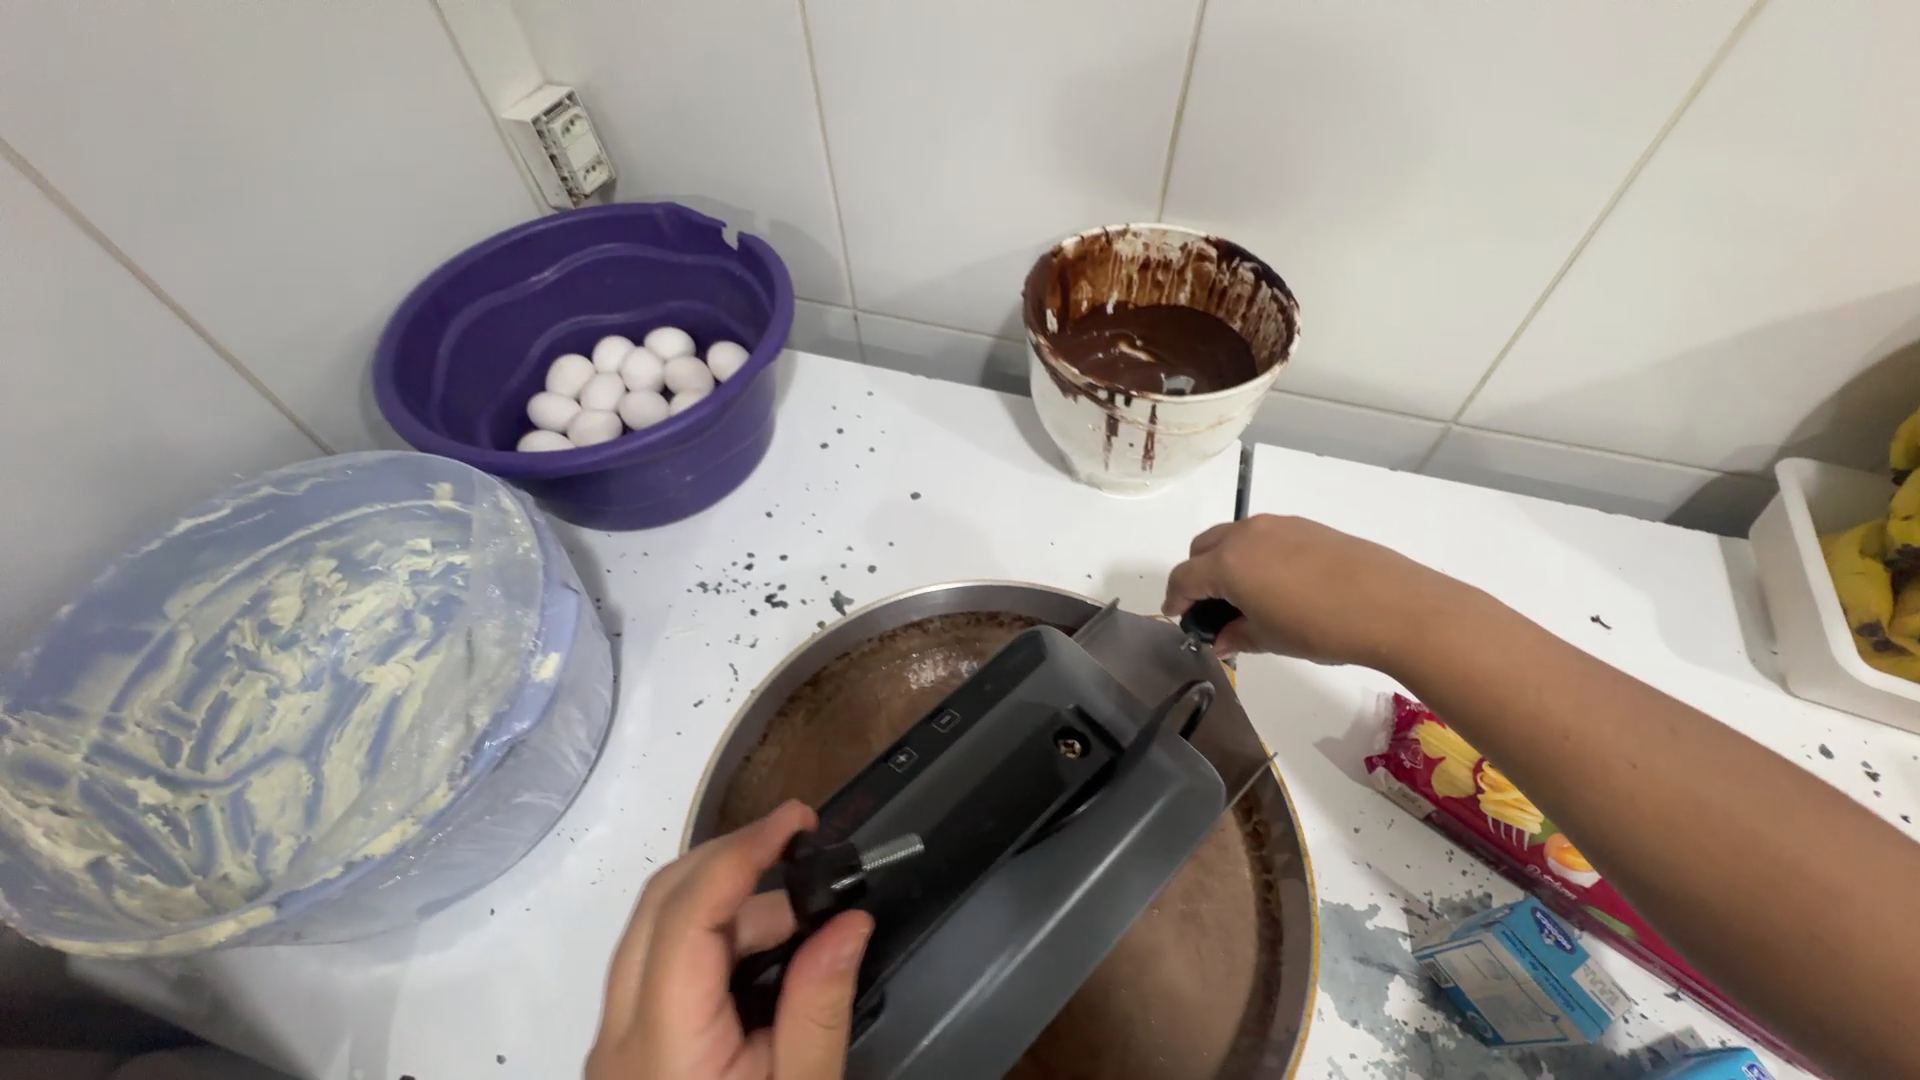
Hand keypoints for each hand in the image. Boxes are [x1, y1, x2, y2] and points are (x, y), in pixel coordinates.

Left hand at [587, 800, 874, 1079]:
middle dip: (732, 854)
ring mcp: (614, 1041)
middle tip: (801, 845)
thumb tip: (850, 918)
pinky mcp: (626, 1050)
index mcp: (661, 1046)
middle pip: (660, 901)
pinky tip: (767, 952)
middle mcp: (619, 1031)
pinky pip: (660, 958)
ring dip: (728, 896)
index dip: (744, 850)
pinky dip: (714, 931)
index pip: (689, 914)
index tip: (801, 820)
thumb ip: (820, 1007)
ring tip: (803, 914)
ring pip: (656, 925)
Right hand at [1162, 514, 1476, 668]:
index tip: (1177, 616)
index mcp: (1227, 563)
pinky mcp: (1307, 526)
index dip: (1175, 599)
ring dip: (1226, 562)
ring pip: (1234, 538)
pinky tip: (1280, 583)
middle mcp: (1245, 535)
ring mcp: (1278, 525)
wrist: (1394, 606)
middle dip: (1197, 575)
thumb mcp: (1270, 639)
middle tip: (1209, 606)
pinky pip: (1265, 536)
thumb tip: (1221, 640)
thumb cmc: (1320, 629)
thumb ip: (1237, 636)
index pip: (1184, 577)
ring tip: (1246, 594)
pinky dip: (1256, 555)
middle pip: (1202, 548)